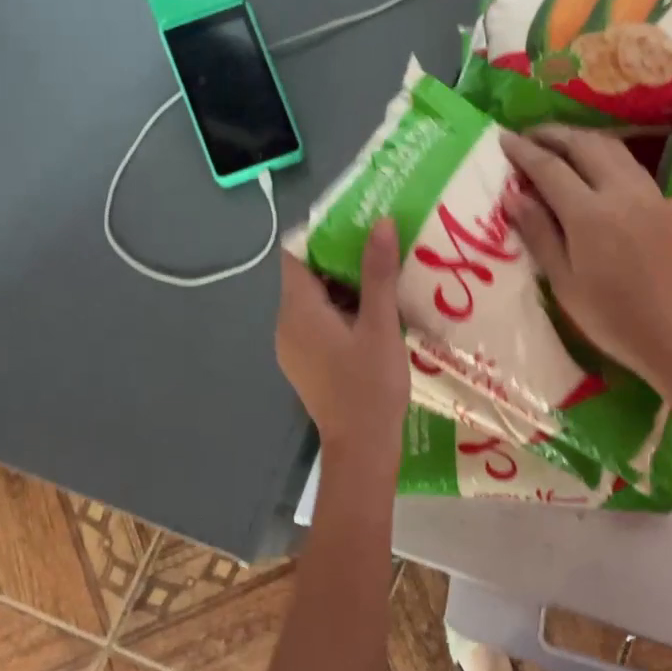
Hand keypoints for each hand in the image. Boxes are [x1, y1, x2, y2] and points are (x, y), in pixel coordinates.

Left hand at [276, 220, 408, 467]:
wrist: (362, 448)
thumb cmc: (370, 386)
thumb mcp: (380, 325)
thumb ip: (378, 273)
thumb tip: (382, 222)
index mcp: (297, 311)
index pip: (295, 255)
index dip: (323, 236)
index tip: (358, 225)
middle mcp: (286, 325)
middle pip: (307, 277)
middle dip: (342, 261)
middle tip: (381, 248)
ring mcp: (294, 348)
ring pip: (316, 303)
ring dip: (346, 289)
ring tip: (385, 278)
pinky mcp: (307, 365)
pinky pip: (320, 326)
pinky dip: (343, 314)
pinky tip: (376, 317)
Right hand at [500, 126, 671, 389]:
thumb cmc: (610, 317)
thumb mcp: (563, 282)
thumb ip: (539, 233)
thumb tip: (513, 195)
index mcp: (589, 214)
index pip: (549, 167)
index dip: (523, 151)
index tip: (502, 139)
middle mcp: (619, 191)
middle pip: (582, 144)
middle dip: (551, 135)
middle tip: (526, 137)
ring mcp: (645, 192)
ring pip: (609, 146)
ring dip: (579, 138)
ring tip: (556, 146)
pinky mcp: (661, 200)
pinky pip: (627, 161)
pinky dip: (602, 151)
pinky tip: (590, 164)